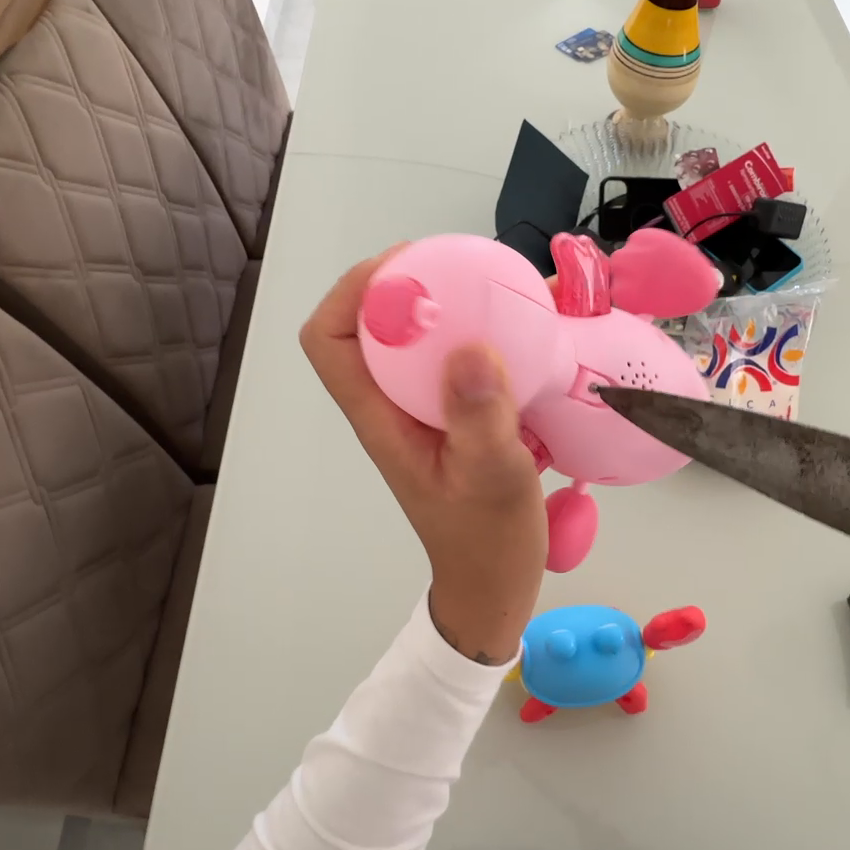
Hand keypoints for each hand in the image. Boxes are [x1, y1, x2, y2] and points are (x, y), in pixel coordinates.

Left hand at [300, 248, 546, 665]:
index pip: (330, 340)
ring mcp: (422, 412)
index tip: (410, 266)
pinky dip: (477, 335)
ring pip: (413, 340)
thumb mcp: (492, 478)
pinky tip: (520, 331)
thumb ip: (480, 419)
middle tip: (464, 268)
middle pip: (369, 326)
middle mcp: (392, 406)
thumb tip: (469, 347)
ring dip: (444, 307)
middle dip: (406, 284)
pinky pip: (451, 360)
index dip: (353, 291)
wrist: (496, 583)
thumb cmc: (488, 541)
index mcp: (381, 419)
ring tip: (496, 288)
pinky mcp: (452, 417)